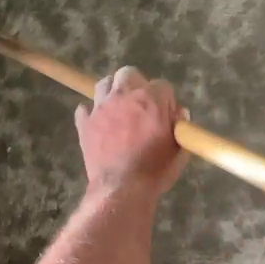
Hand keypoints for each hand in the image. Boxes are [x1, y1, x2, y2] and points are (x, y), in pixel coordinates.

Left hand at [74, 66, 188, 197]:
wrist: (122, 189)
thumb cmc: (156, 171)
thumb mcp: (179, 151)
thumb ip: (180, 128)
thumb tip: (179, 115)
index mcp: (151, 100)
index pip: (163, 86)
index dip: (166, 101)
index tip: (166, 116)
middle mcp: (124, 96)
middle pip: (129, 74)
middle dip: (136, 85)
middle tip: (140, 106)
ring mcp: (101, 108)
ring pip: (104, 84)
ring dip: (112, 92)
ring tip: (118, 109)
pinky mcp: (85, 123)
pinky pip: (84, 109)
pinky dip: (92, 114)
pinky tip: (99, 124)